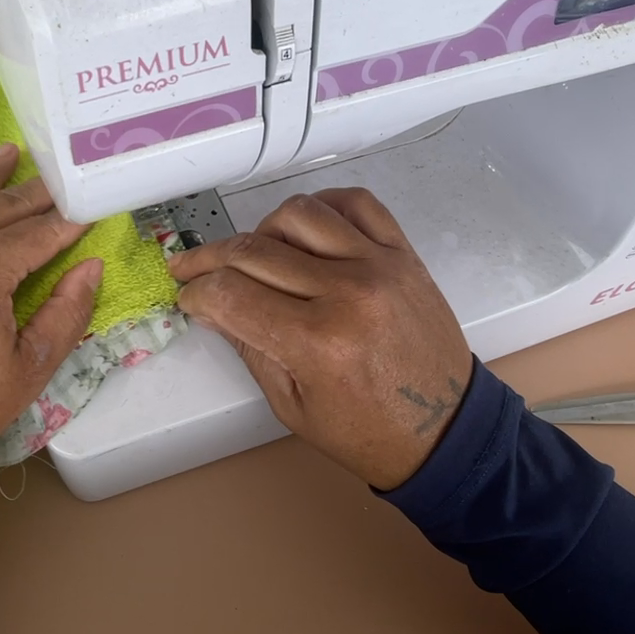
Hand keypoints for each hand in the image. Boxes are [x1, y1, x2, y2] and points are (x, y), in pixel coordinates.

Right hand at [168, 188, 474, 489]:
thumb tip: (212, 304)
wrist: (446, 431)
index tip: (188, 296)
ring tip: (257, 254)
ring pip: (298, 213)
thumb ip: (247, 347)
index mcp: (317, 342)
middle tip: (194, 269)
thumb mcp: (291, 405)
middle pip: (254, 250)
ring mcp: (379, 265)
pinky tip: (306, 230)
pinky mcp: (403, 253)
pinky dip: (322, 205)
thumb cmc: (367, 431)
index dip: (197, 292)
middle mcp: (347, 293)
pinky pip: (355, 202)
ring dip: (263, 229)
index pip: (231, 293)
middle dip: (209, 259)